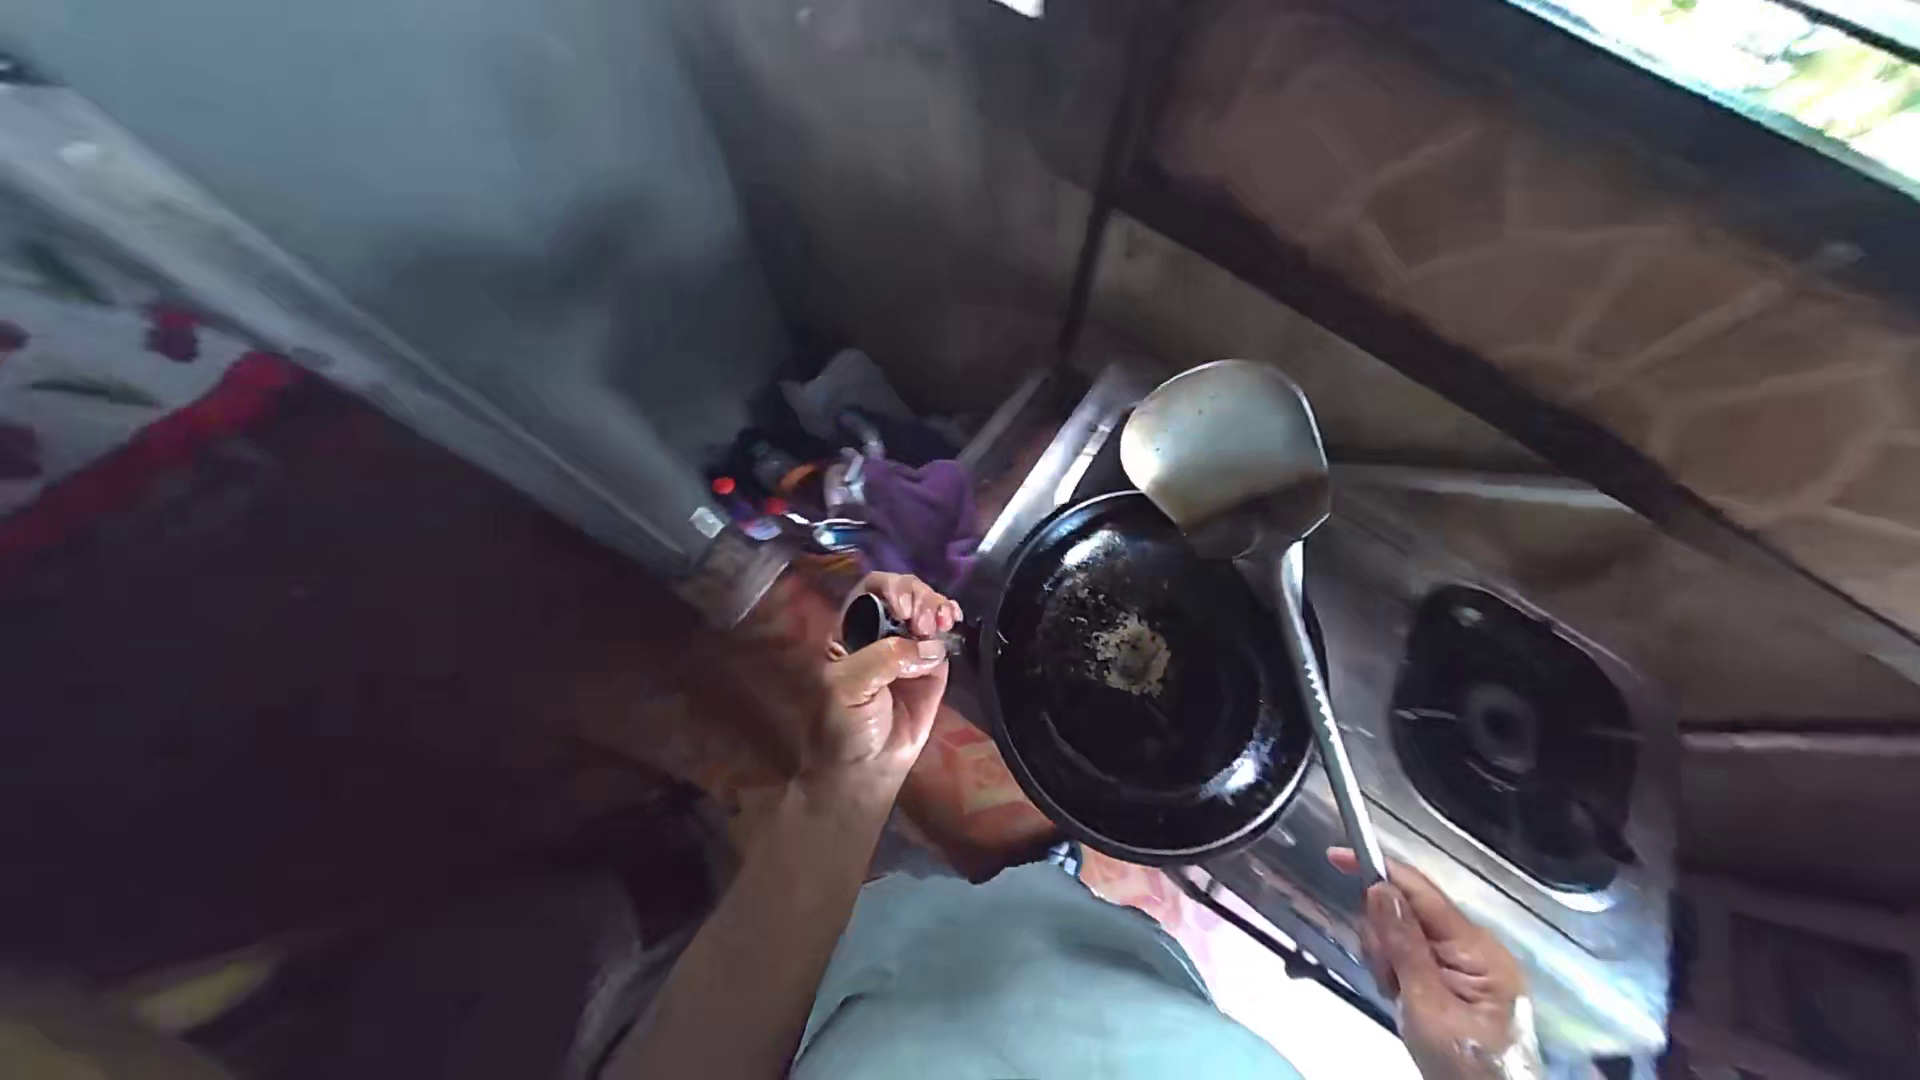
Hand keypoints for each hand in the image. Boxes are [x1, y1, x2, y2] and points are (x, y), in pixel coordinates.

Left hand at [808, 573, 957, 804]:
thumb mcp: (849, 687)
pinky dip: (952, 620)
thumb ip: (883, 658)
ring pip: (928, 607)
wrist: (869, 766)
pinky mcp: (934, 663)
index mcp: (851, 628)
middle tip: (924, 624)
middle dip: (919, 598)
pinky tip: (953, 622)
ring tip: (941, 624)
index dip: (891, 588)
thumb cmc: (846, 725)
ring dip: (938, 606)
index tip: (903, 608)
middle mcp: (881, 629)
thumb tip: (928, 646)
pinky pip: (945, 633)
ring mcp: (909, 645)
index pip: (871, 589)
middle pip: (905, 591)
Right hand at [1330, 848, 1534, 1079]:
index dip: (1378, 869)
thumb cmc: (1467, 1066)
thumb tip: (1380, 889)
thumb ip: (1404, 945)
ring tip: (1398, 994)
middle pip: (1405, 909)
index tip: (1337, 855)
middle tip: (1387, 976)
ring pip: (1401, 930)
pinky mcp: (1456, 977)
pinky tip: (1402, 995)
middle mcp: (1475, 948)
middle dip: (1382, 935)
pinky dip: (1394, 968)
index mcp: (1478, 950)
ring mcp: (1467, 963)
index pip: (1420, 891)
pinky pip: (1409, 951)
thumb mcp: (1428, 1006)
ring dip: (1386, 956)